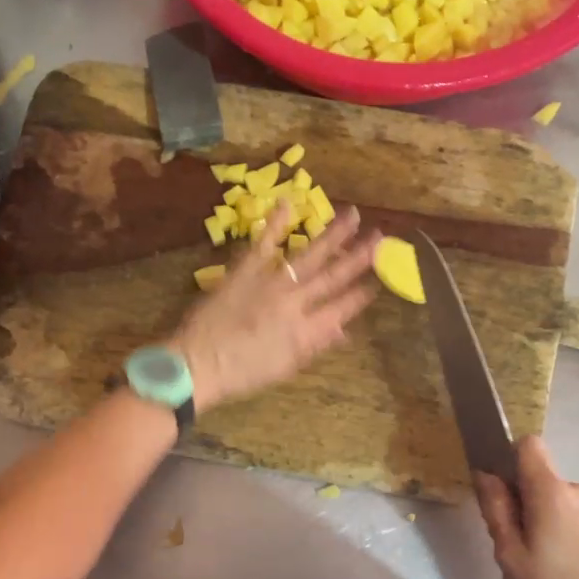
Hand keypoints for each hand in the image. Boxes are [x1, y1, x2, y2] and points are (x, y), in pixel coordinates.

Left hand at [173, 204, 378, 413]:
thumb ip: (315, 346)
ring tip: (352, 215)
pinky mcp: (244, 271)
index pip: (341, 308)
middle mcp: (295, 303)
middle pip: (333, 276)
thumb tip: (343, 330)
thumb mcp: (284, 367)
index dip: (360, 295)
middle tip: (380, 237)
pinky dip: (276, 223)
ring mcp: (270, 283)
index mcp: (306, 331)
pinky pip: (264, 243)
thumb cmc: (241, 374)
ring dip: (332, 235)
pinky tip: (289, 203)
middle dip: (358, 257)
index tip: (377, 281)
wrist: (198, 364)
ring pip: (309, 255)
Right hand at [474, 435, 578, 578]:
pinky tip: (550, 564)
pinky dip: (551, 528)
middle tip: (508, 539)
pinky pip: (564, 512)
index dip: (507, 457)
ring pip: (549, 497)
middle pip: (536, 475)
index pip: (528, 445)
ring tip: (529, 559)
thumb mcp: (509, 552)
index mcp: (550, 491)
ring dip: (533, 517)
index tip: (496, 488)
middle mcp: (574, 490)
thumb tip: (485, 474)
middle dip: (517, 498)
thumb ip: (495, 508)